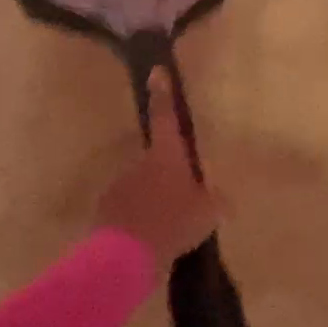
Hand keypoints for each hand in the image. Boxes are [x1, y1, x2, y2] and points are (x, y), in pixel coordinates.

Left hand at [94, 69, 217, 265]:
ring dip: (150, 200)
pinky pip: (126, 209)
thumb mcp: (208, 215)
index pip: (165, 117)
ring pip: (139, 186)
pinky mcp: (104, 208)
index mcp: (166, 156)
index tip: (157, 72)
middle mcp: (138, 163)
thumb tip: (223, 199)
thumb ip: (216, 202)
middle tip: (181, 201)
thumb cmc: (173, 224)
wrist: (127, 254)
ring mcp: (118, 184)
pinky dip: (136, 219)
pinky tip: (147, 240)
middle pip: (155, 160)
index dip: (163, 94)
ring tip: (165, 228)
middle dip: (165, 176)